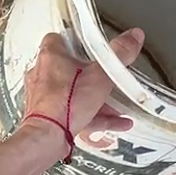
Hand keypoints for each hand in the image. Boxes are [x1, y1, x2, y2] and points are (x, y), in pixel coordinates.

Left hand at [22, 30, 139, 151]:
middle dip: (93, 77)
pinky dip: (93, 117)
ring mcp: (43, 97)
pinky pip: (73, 113)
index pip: (59, 39)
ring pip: (74, 94)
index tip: (93, 47)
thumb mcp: (101, 75)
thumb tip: (133, 37)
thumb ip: (118, 55)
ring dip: (97, 100)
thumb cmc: (65, 104)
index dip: (77, 42)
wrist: (48, 137)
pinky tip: (116, 122)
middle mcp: (42, 75)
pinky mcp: (48, 117)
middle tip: (109, 80)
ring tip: (118, 106)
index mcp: (51, 56)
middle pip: (70, 69)